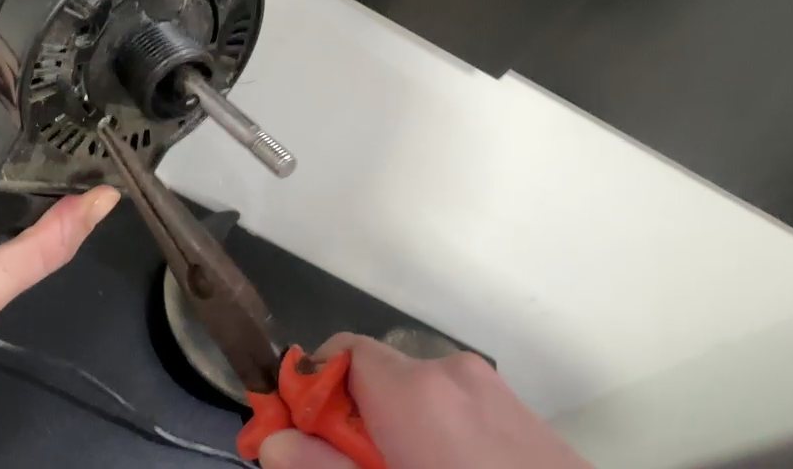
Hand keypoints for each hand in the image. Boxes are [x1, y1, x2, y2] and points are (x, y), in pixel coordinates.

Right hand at [258, 335, 590, 468]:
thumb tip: (271, 441)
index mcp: (416, 389)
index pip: (343, 351)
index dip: (313, 388)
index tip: (298, 434)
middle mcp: (451, 371)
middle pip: (378, 375)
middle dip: (352, 419)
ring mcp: (492, 389)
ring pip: (416, 395)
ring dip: (393, 430)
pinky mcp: (520, 412)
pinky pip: (456, 408)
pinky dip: (435, 435)